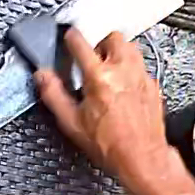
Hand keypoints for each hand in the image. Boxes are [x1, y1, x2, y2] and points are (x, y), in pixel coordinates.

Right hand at [34, 29, 186, 194]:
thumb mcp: (71, 122)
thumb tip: (42, 76)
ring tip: (106, 66)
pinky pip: (140, 65)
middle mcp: (123, 71)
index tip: (69, 36)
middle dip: (100, 42)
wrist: (141, 158)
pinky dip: (129, 67)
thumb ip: (53, 94)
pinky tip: (121, 83)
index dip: (71, 37)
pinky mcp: (152, 85)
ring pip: (130, 47)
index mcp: (99, 77)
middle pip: (112, 37)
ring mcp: (141, 76)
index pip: (81, 42)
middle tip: (91, 54)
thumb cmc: (110, 145)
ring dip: (116, 51)